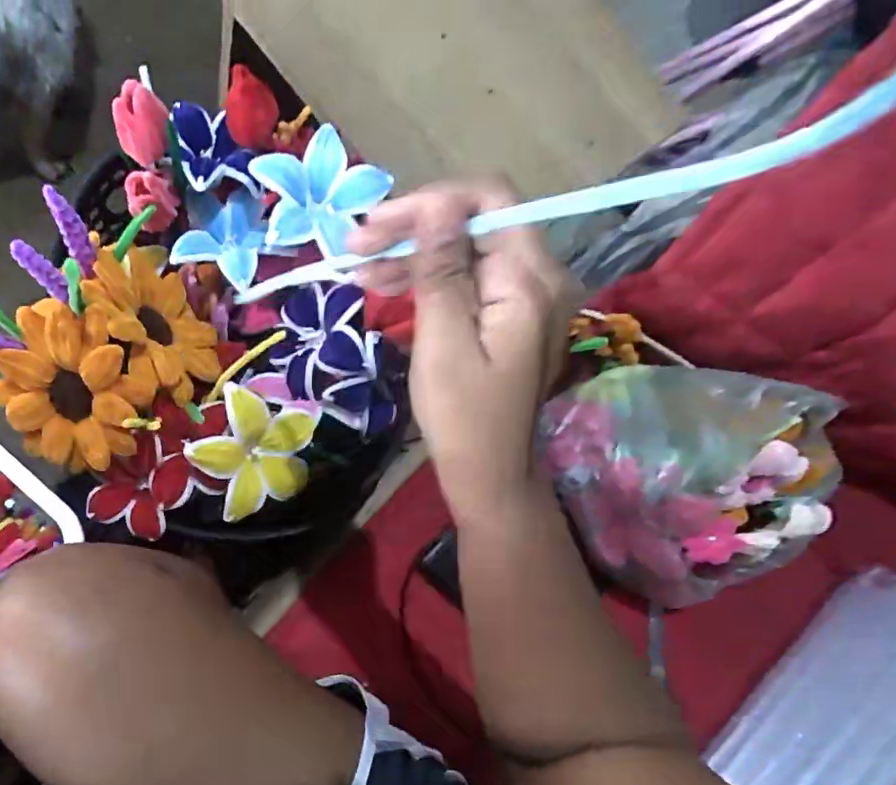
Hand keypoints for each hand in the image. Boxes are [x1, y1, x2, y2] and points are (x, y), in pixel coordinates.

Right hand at [351, 178, 579, 526]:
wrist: (488, 472)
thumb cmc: (461, 416)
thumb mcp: (442, 342)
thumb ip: (442, 270)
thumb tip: (436, 204)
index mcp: (529, 281)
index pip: (488, 201)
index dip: (429, 203)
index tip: (376, 228)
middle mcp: (540, 277)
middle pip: (476, 222)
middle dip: (415, 228)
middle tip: (356, 247)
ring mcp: (528, 297)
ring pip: (468, 249)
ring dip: (415, 254)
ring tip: (361, 270)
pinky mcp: (511, 315)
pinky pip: (471, 279)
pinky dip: (432, 279)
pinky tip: (389, 286)